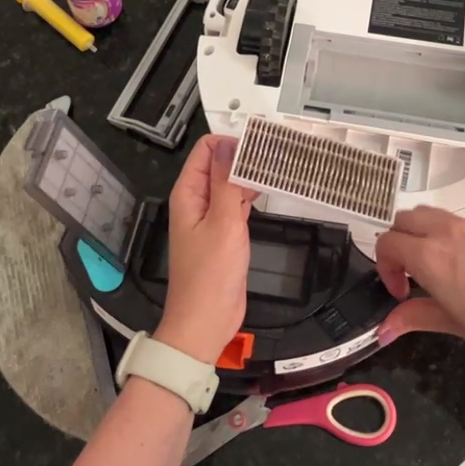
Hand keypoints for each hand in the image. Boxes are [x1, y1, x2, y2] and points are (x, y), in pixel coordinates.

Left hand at [155, 134, 257, 363]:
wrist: (205, 322)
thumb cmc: (209, 278)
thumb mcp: (222, 223)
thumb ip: (226, 183)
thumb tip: (228, 146)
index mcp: (188, 194)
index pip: (207, 150)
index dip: (231, 143)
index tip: (259, 145)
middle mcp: (196, 201)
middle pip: (219, 164)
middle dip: (244, 156)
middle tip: (274, 154)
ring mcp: (210, 217)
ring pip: (229, 183)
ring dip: (249, 175)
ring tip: (276, 167)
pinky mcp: (224, 232)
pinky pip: (236, 203)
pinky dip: (251, 195)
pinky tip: (268, 191)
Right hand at [374, 207, 464, 369]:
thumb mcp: (455, 324)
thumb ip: (414, 318)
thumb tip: (383, 331)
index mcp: (430, 256)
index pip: (387, 243)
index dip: (384, 268)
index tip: (400, 293)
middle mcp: (447, 232)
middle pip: (404, 219)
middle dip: (397, 243)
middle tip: (409, 275)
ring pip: (430, 215)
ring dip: (420, 234)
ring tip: (434, 267)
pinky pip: (457, 221)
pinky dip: (447, 235)